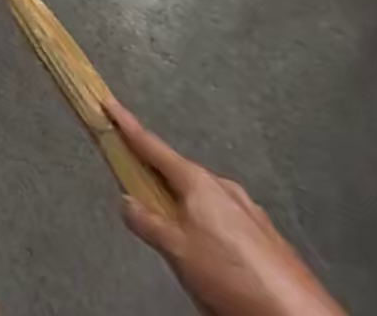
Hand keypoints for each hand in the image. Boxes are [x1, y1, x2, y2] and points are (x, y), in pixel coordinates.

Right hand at [108, 100, 347, 315]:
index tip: (107, 102)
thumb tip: (126, 201)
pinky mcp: (269, 240)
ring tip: (174, 231)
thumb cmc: (232, 274)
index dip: (126, 124)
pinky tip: (209, 251)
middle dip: (156, 175)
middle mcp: (225, 190)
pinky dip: (206, 224)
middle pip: (178, 173)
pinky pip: (223, 220)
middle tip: (135, 184)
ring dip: (182, 204)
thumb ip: (145, 221)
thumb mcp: (175, 250)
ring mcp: (251, 214)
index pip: (152, 146)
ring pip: (202, 198)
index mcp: (199, 183)